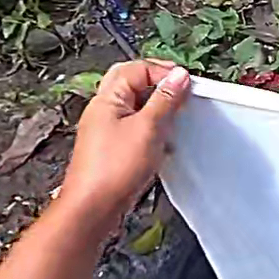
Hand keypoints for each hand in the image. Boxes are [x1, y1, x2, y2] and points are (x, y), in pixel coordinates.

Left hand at [60, 60, 190, 225]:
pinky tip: (163, 139)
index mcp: (107, 98)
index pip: (137, 68)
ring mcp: (106, 128)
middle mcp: (104, 109)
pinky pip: (135, 125)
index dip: (163, 72)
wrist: (91, 209)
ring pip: (135, 103)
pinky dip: (152, 125)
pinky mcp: (113, 147)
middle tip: (180, 89)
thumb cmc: (113, 170)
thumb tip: (179, 76)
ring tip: (174, 115)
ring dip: (156, 105)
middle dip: (158, 83)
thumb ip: (165, 99)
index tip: (186, 83)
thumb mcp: (148, 128)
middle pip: (132, 81)